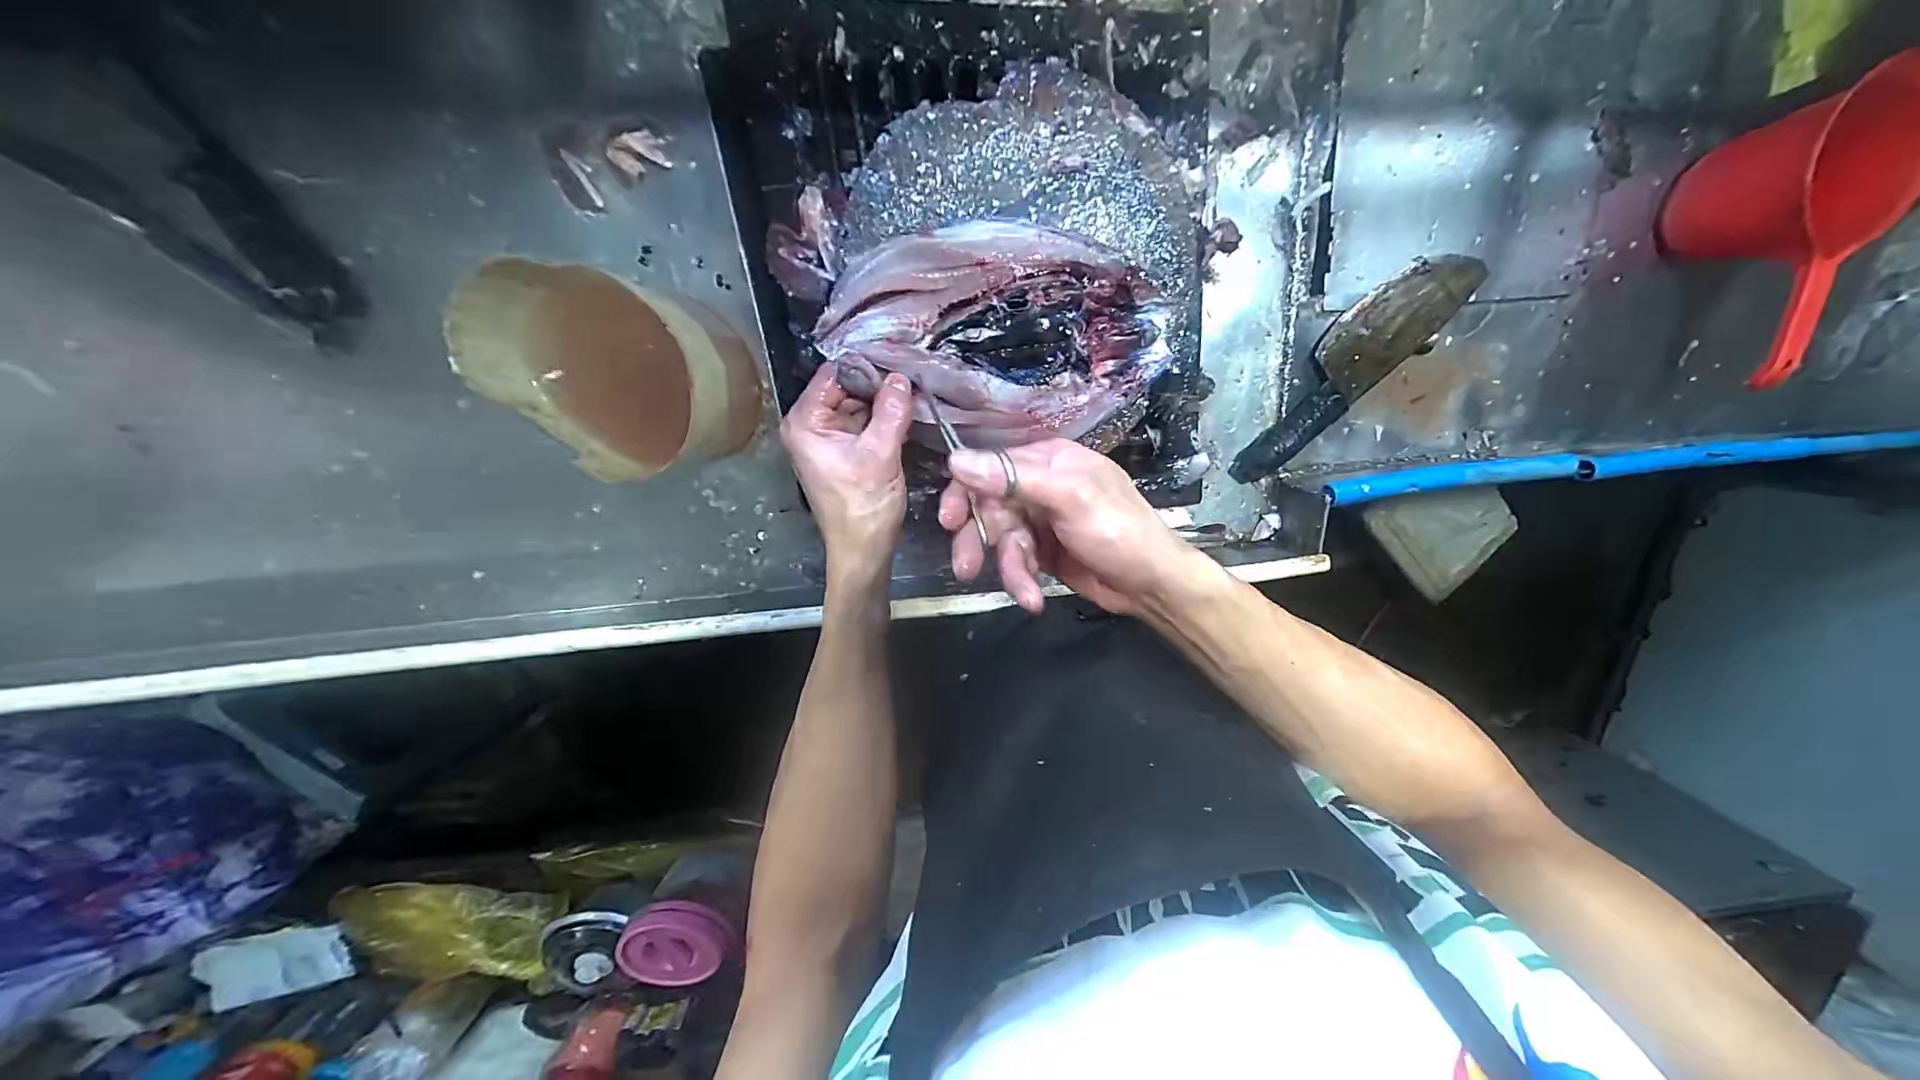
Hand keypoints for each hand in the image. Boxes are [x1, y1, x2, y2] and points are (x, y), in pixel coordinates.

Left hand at [781, 364, 915, 582]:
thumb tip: (902, 377)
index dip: (866, 368)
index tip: (899, 364)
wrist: (863, 551)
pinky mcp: (843, 451)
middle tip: (913, 380)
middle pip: (846, 387)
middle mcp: (809, 426)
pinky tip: (906, 414)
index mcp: (805, 423)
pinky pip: (864, 424)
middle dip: (878, 385)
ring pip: (858, 405)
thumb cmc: (863, 509)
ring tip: (914, 394)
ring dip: (884, 402)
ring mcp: (826, 439)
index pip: (834, 374)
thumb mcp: (880, 455)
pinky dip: (883, 419)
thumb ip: (891, 411)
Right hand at [937, 439, 1222, 616]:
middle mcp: (1040, 485)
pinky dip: (1021, 580)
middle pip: (989, 506)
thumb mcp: (1069, 498)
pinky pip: (1015, 561)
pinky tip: (1033, 597)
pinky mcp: (1042, 550)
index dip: (966, 491)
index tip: (950, 519)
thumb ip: (1013, 477)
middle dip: (979, 539)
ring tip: (1024, 590)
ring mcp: (1041, 520)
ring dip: (1008, 568)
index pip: (990, 466)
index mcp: (1048, 460)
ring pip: (1001, 539)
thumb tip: (957, 460)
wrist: (1152, 585)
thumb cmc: (1118, 531)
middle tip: (965, 566)